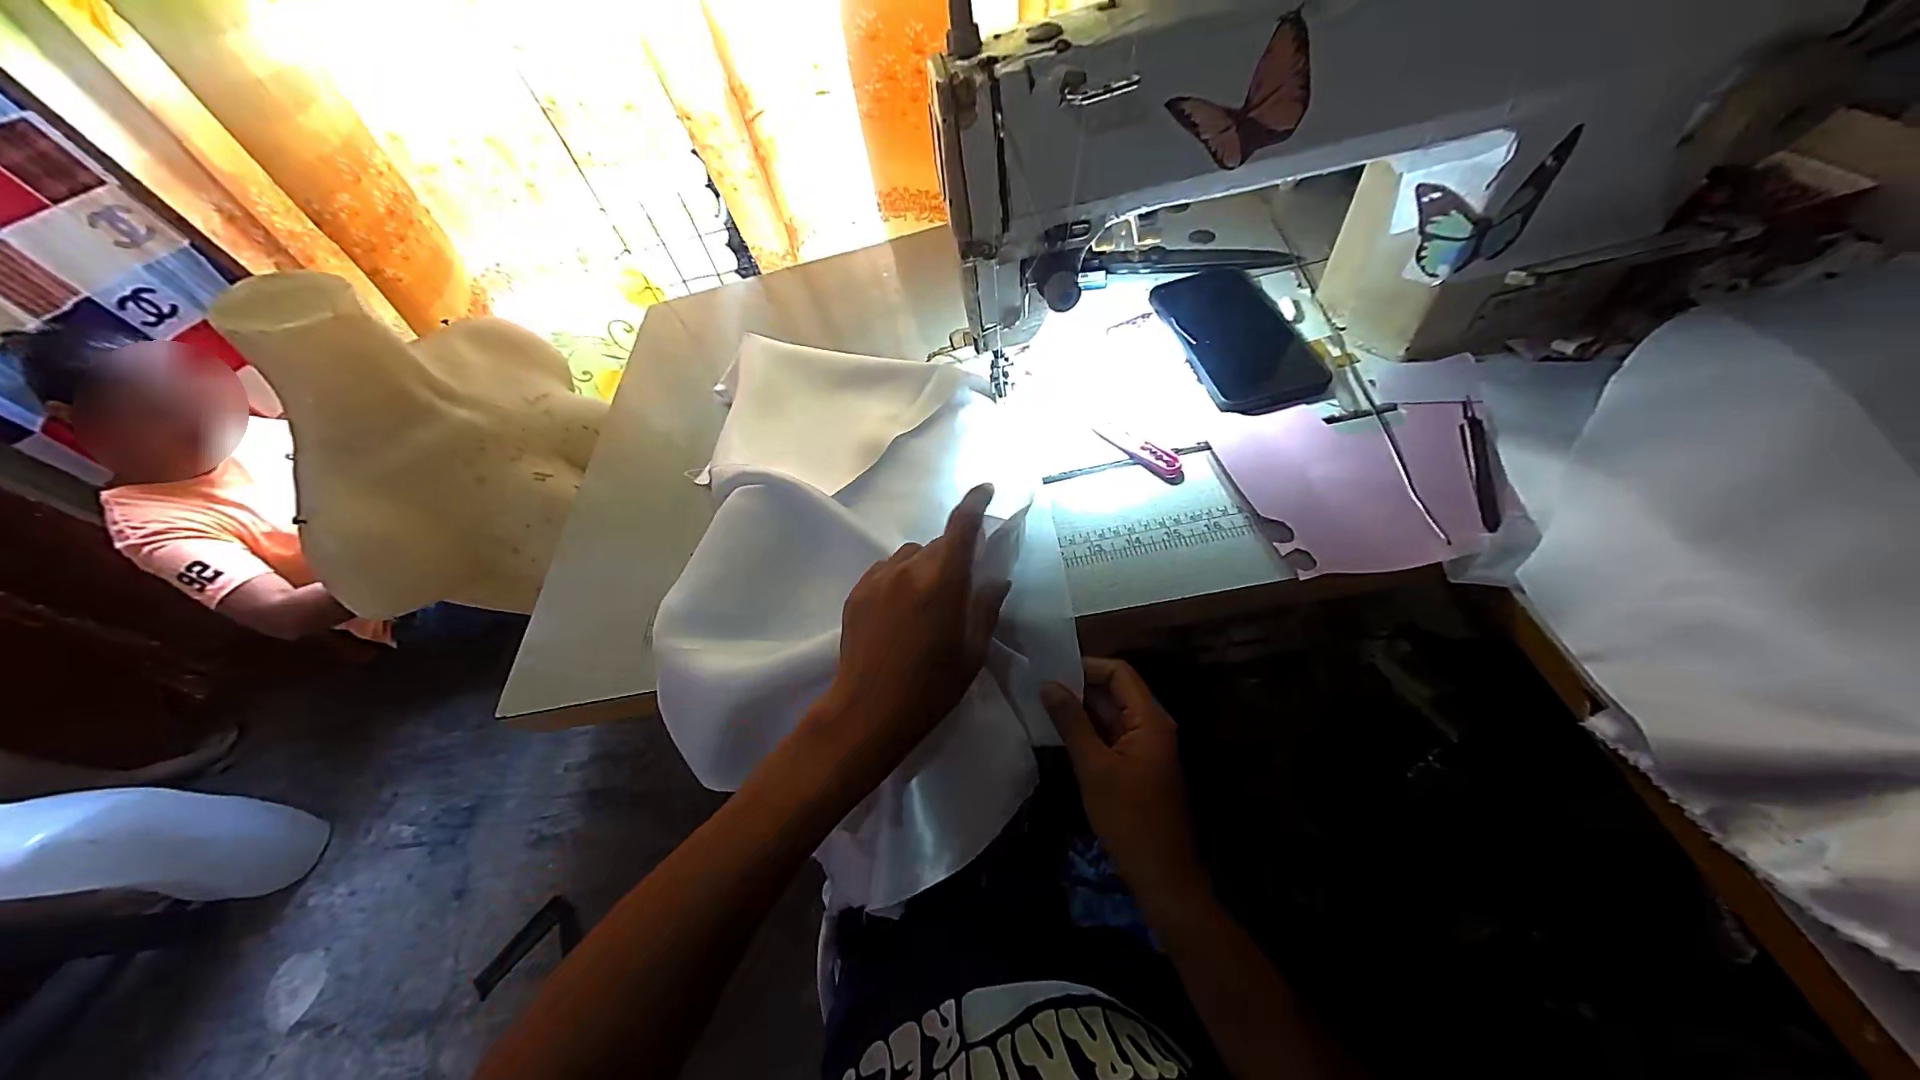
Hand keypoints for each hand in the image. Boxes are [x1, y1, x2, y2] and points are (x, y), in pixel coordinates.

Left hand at [814, 484, 1011, 776]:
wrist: (868, 710)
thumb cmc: (931, 687)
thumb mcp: (971, 651)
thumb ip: (986, 607)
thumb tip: (996, 578)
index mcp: (943, 581)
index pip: (961, 526)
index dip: (975, 502)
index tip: (985, 489)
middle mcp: (909, 569)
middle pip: (938, 543)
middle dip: (954, 554)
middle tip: (959, 587)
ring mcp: (878, 578)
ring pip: (910, 556)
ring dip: (924, 566)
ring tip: (926, 602)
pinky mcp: (857, 592)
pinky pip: (886, 570)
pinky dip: (900, 578)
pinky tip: (901, 611)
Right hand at [1043, 658, 1205, 906]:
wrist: (1161, 873)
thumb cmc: (1128, 818)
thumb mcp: (1094, 767)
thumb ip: (1071, 722)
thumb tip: (1048, 684)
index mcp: (1150, 719)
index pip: (1120, 673)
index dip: (1086, 666)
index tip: (1051, 669)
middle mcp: (1152, 725)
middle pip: (1116, 690)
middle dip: (1079, 685)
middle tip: (1039, 684)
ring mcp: (1146, 745)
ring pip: (1111, 712)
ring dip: (1081, 708)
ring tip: (1042, 703)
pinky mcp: (1137, 763)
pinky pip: (1111, 733)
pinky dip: (1088, 729)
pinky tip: (1059, 730)